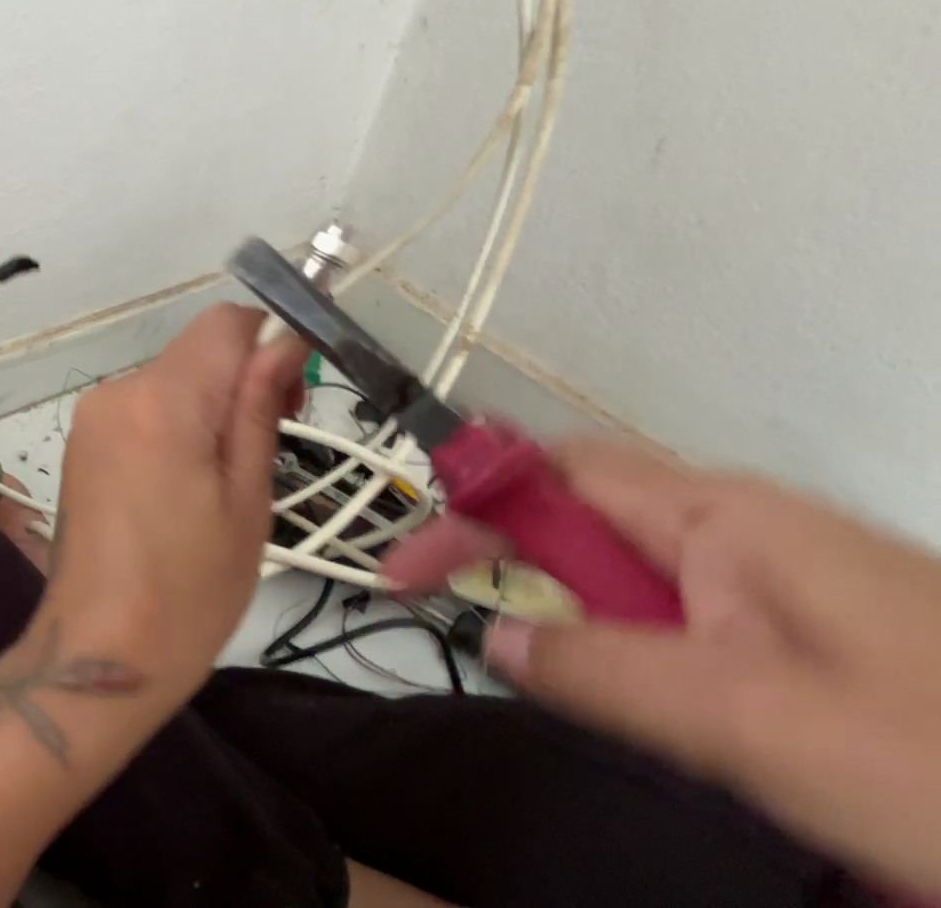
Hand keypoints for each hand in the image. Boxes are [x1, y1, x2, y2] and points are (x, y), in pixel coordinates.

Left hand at [41, 304, 307, 703]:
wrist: (101, 649)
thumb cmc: (190, 590)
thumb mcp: (247, 500)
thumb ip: (259, 408)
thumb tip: (283, 340)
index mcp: (161, 402)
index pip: (225, 324)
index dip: (269, 344)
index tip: (290, 400)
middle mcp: (115, 393)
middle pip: (195, 353)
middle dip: (238, 383)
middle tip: (262, 455)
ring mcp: (90, 418)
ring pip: (170, 382)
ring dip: (205, 410)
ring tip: (217, 485)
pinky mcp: (80, 443)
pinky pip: (140, 410)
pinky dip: (171, 428)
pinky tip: (179, 488)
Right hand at [386, 439, 940, 896]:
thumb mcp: (750, 721)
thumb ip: (599, 669)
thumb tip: (493, 636)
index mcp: (724, 517)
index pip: (555, 473)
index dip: (466, 504)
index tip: (404, 567)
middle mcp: (738, 530)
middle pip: (579, 513)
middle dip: (502, 556)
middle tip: (448, 615)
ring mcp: (768, 582)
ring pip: (621, 574)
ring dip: (563, 612)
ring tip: (553, 675)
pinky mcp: (789, 631)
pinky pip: (668, 618)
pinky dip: (618, 648)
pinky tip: (636, 697)